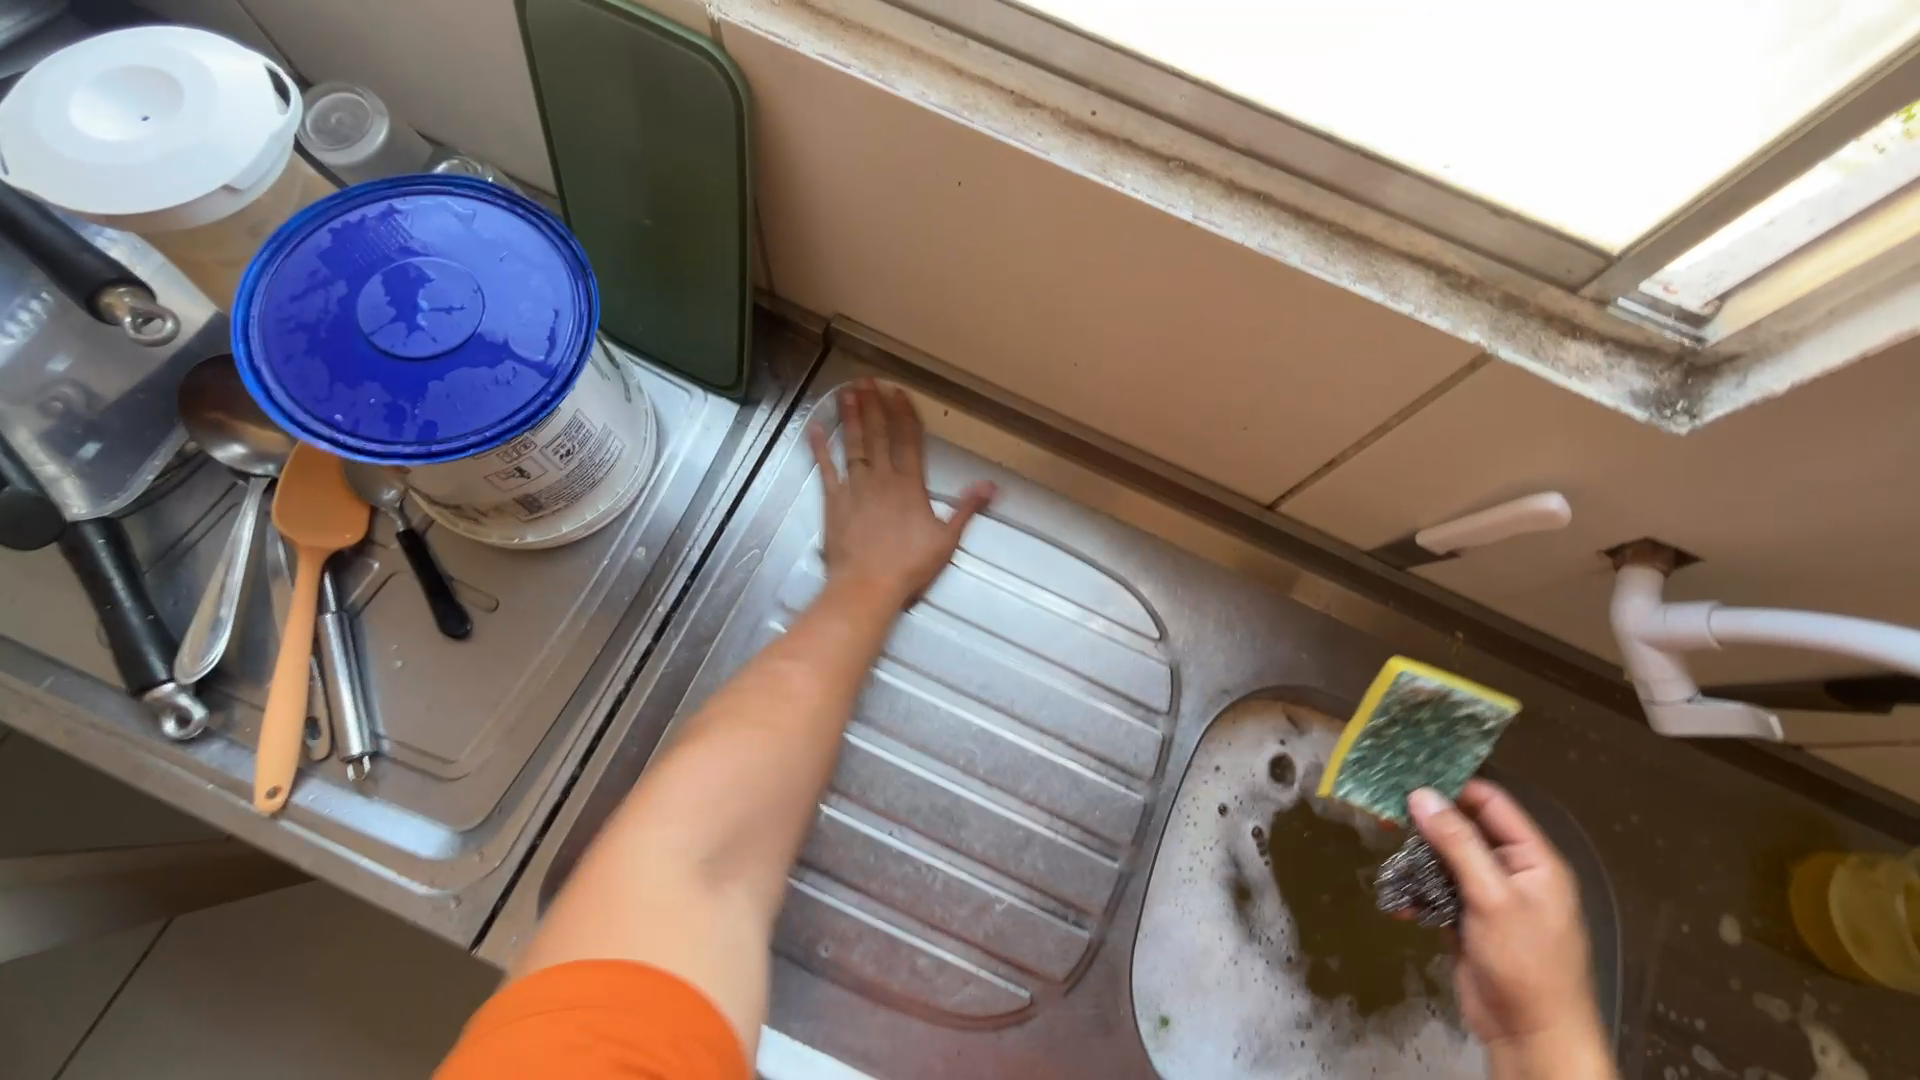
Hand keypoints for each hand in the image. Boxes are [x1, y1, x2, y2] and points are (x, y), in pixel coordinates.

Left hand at [807, 379, 993, 605]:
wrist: (867, 585)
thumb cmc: (910, 565)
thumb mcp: (947, 539)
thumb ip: (967, 508)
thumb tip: (990, 485)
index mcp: (911, 485)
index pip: (909, 441)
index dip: (904, 414)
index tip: (898, 392)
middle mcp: (882, 478)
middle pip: (879, 435)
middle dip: (875, 405)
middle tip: (869, 379)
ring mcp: (855, 487)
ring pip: (854, 444)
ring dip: (851, 416)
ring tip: (848, 391)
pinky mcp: (833, 501)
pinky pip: (826, 469)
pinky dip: (820, 448)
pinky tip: (816, 428)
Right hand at [1409, 781, 1613, 1078]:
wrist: (1531, 1036)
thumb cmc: (1526, 963)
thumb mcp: (1493, 897)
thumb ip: (1457, 844)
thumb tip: (1421, 795)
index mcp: (1532, 860)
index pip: (1492, 805)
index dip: (1454, 787)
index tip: (1409, 777)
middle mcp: (1510, 872)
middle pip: (1462, 831)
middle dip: (1425, 826)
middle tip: (1384, 815)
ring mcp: (1487, 898)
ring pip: (1442, 862)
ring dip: (1415, 864)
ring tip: (1391, 866)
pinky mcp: (1466, 920)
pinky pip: (1435, 893)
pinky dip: (1417, 896)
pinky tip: (1402, 907)